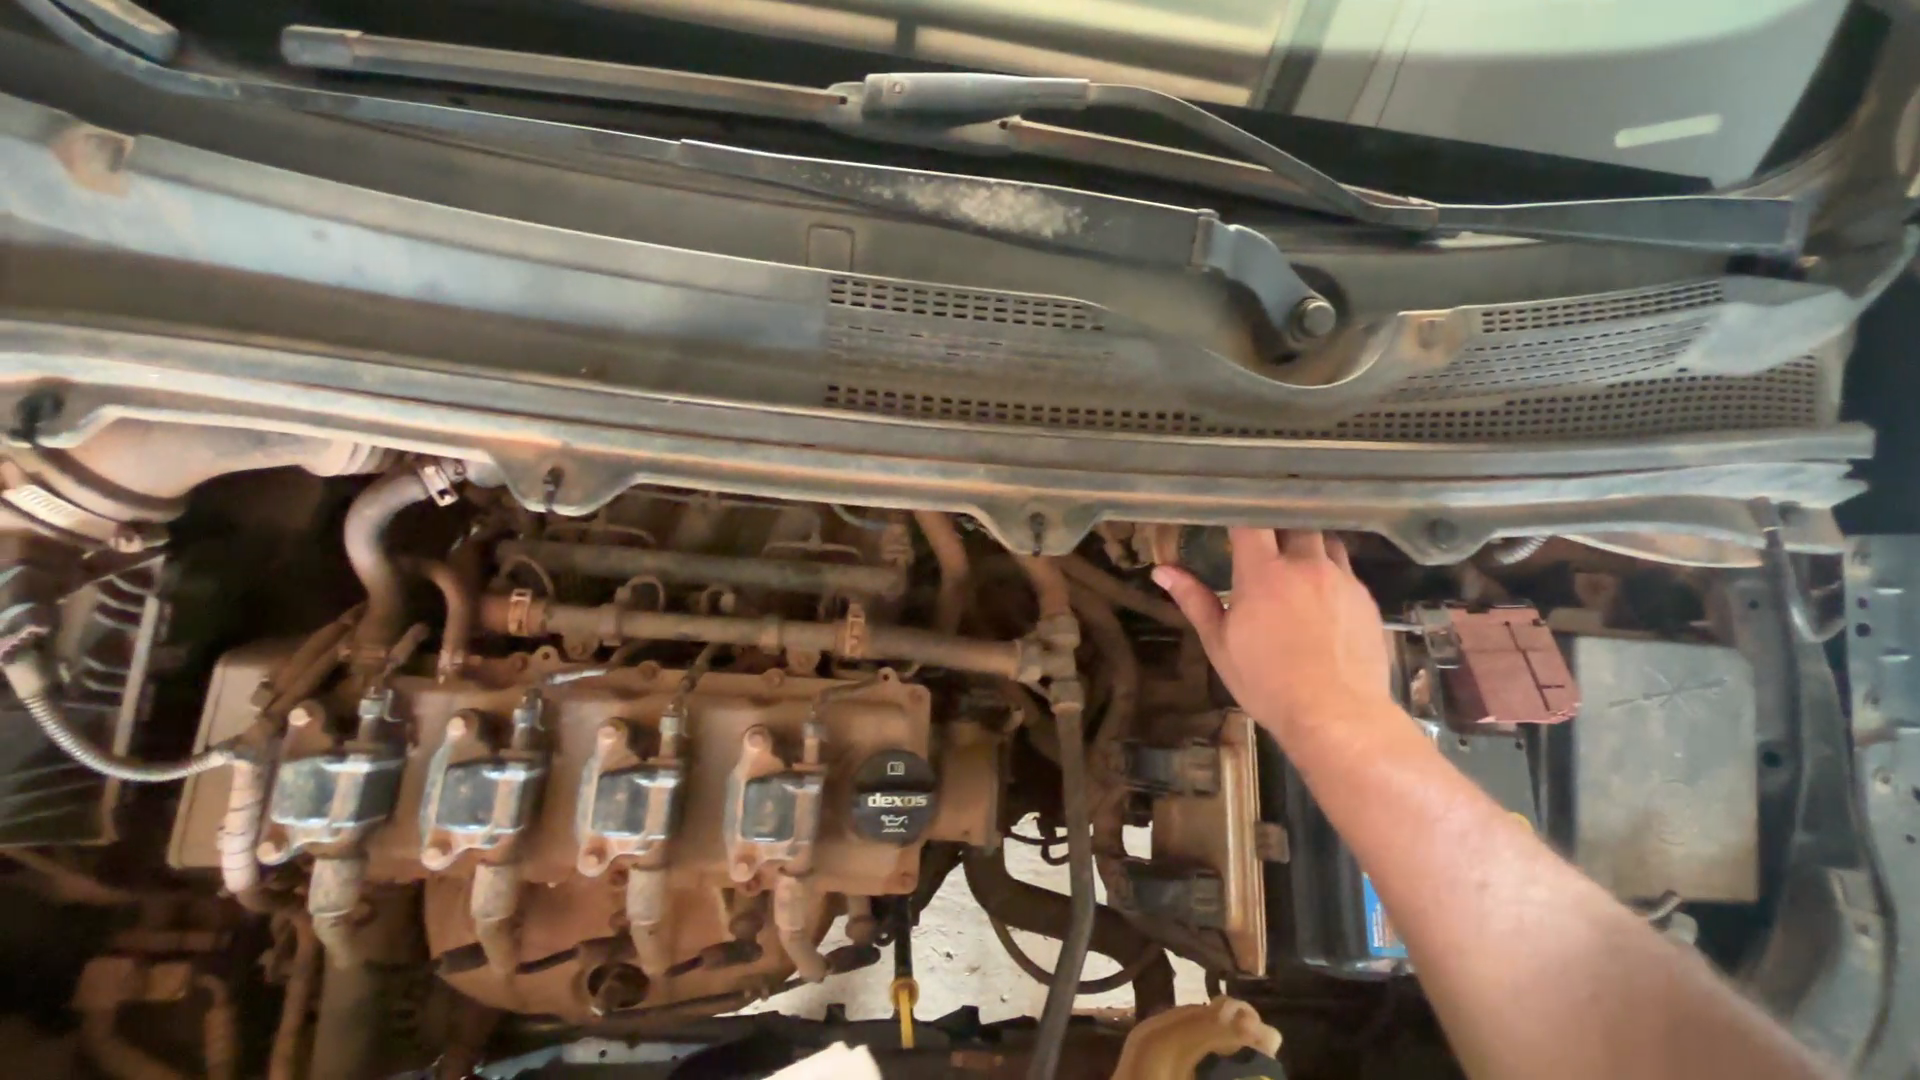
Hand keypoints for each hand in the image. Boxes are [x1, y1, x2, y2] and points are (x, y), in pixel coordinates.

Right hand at [1153, 529, 1393, 739]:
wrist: (1336, 715)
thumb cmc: (1267, 682)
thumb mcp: (1220, 643)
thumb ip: (1194, 600)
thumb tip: (1162, 571)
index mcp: (1263, 573)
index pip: (1250, 521)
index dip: (1239, 514)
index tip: (1229, 516)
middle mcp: (1306, 565)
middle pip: (1294, 522)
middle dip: (1277, 524)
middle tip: (1262, 538)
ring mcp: (1341, 580)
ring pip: (1325, 540)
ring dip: (1307, 543)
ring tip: (1293, 561)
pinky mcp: (1366, 599)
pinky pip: (1346, 570)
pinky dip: (1330, 572)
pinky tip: (1321, 597)